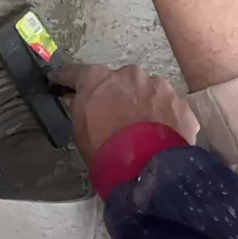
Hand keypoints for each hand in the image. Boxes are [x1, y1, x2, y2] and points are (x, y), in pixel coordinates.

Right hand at [49, 64, 198, 163]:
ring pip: (147, 91)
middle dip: (115, 93)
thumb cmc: (104, 146)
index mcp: (97, 77)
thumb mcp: (79, 128)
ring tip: (141, 126)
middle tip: (113, 113)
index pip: (74, 72)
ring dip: (142, 103)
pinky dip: (163, 117)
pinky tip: (160, 133)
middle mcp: (129, 74)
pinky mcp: (180, 104)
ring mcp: (159, 86)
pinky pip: (168, 107)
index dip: (64, 78)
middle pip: (119, 80)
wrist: (146, 166)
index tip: (57, 81)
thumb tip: (78, 100)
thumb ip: (79, 107)